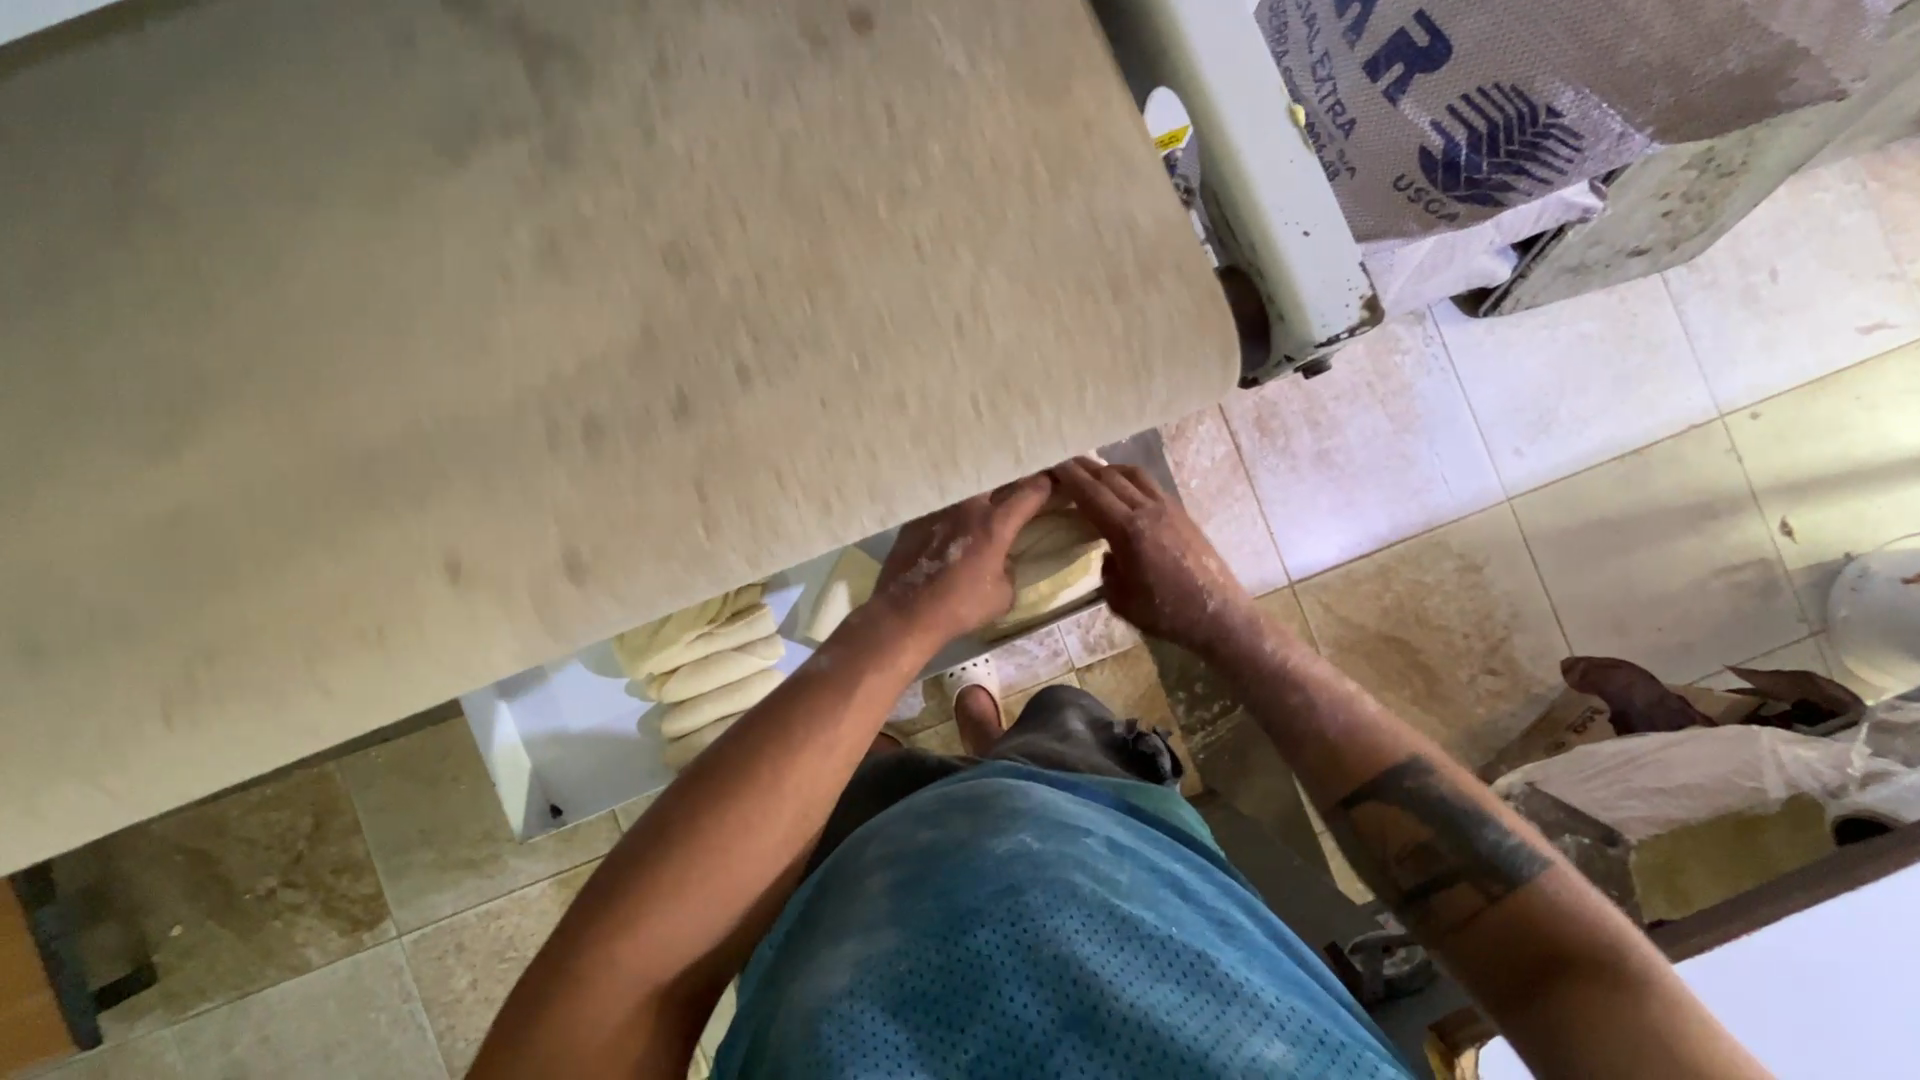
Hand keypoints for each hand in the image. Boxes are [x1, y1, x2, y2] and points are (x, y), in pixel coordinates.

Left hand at [870, 473, 1055, 645]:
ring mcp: (939, 508)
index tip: (1050, 483)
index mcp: (996, 524)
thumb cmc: (960, 607)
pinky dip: (953, 506)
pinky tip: (952, 519)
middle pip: (997, 479)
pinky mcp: (916, 517)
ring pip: (967, 487)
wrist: (907, 612)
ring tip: (985, 498)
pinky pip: (942, 502)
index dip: (1045, 485)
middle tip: (1019, 486)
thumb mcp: (1002, 595)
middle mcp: (968, 506)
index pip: (1030, 492)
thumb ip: (1008, 570)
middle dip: (1012, 480)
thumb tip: (1002, 562)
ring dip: (980, 491)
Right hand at [1050, 457, 1257, 656]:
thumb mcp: (1120, 600)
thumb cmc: (1166, 613)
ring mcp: (1168, 508)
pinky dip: (1129, 479)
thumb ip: (1107, 571)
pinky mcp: (1182, 513)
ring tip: (1093, 472)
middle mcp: (1148, 511)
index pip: (1092, 494)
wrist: (1218, 615)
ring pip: (1133, 474)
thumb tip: (1109, 555)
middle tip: (1063, 462)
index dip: (1069, 477)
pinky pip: (1149, 485)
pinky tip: (1123, 489)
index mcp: (1128, 531)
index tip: (1052, 464)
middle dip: (1084, 468)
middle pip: (1110, 477)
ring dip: (1109, 469)